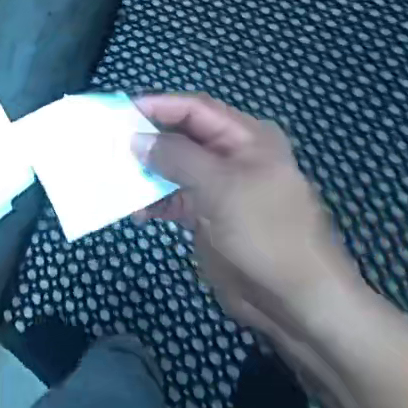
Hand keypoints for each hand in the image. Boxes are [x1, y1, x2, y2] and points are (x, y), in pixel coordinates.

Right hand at [133, 94, 365, 343]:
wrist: (297, 301)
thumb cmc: (265, 232)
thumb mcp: (220, 186)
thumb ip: (176, 157)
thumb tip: (136, 139)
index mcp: (246, 138)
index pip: (196, 109)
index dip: (159, 106)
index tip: (121, 111)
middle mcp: (231, 156)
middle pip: (181, 136)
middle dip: (148, 140)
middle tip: (110, 145)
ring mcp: (219, 188)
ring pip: (173, 168)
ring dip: (146, 173)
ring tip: (117, 179)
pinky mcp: (208, 217)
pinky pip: (173, 198)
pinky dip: (154, 201)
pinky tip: (137, 212)